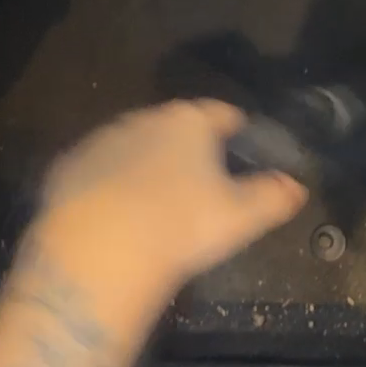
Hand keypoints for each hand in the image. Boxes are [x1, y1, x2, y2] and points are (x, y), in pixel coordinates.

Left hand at [32, 101, 307, 299]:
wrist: (98, 253)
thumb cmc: (181, 227)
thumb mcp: (242, 216)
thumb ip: (274, 195)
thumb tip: (297, 186)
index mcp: (189, 121)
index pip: (221, 113)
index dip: (237, 129)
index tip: (243, 146)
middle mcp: (144, 119)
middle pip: (176, 127)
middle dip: (190, 147)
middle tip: (203, 181)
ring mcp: (101, 141)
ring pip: (136, 145)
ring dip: (149, 164)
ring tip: (160, 201)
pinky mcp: (68, 168)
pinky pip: (101, 170)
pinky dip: (113, 183)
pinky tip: (120, 214)